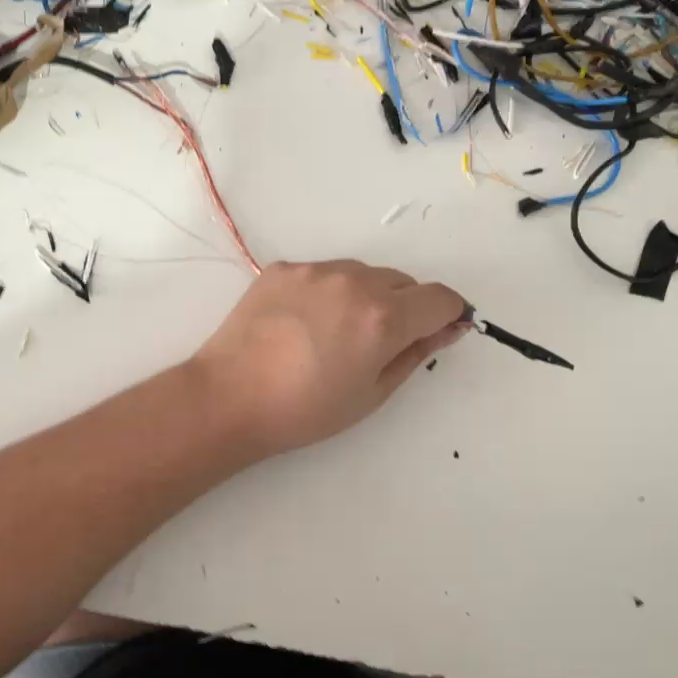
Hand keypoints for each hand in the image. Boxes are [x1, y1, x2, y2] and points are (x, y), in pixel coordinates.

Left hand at [190, 261, 465, 456]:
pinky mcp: (281, 269)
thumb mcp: (373, 392)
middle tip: (377, 345)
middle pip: (402, 282)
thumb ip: (416, 352)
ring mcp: (313, 270)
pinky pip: (321, 273)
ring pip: (361, 273)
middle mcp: (352, 281)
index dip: (446, 315)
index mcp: (383, 316)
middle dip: (405, 307)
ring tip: (335, 335)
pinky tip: (304, 324)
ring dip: (365, 295)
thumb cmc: (305, 409)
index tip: (436, 332)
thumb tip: (448, 326)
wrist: (230, 396)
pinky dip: (326, 291)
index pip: (439, 298)